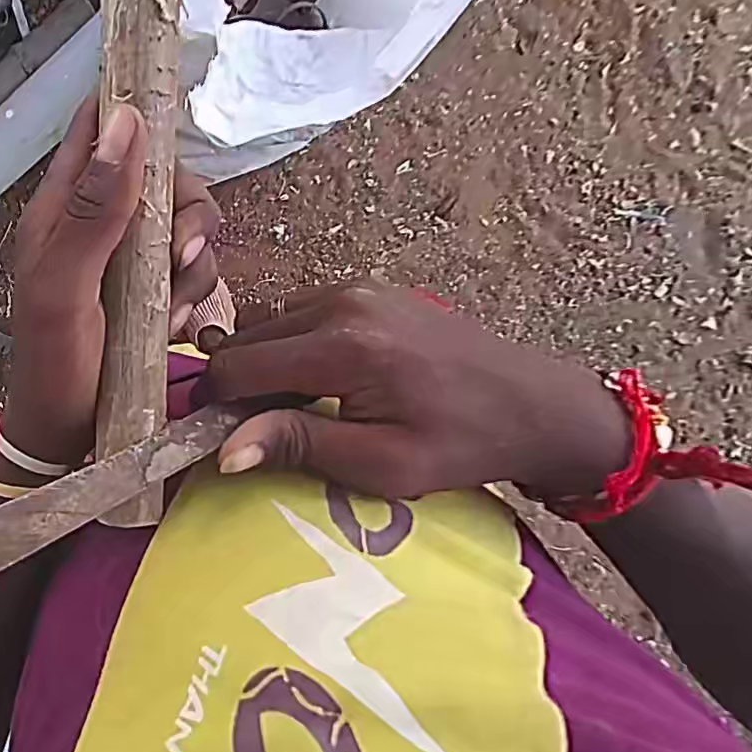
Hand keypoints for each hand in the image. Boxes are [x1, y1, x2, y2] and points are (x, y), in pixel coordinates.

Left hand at [1, 99, 221, 467]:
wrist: (66, 432)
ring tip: (172, 309)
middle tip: (183, 256)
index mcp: (63, 209)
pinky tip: (175, 323)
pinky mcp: (155, 288)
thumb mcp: (63, 287)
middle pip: (163, 177)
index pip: (96, 128)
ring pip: (187, 224)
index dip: (131, 108)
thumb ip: (92, 210)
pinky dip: (195, 291)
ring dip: (194, 263)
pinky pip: (194, 268)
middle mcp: (101, 223)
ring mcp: (131, 257)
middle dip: (187, 212)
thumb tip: (125, 124)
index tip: (171, 112)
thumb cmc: (52, 365)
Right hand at [200, 283, 630, 499]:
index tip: (216, 432)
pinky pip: (299, 310)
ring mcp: (356, 288)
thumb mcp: (380, 464)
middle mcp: (341, 302)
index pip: (239, 366)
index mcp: (343, 347)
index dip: (215, 402)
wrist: (536, 405)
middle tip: (255, 425)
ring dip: (261, 360)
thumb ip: (297, 444)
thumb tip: (225, 449)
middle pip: (246, 337)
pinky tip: (315, 376)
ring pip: (268, 319)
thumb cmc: (461, 444)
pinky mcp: (367, 288)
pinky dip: (288, 342)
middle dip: (236, 382)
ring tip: (289, 403)